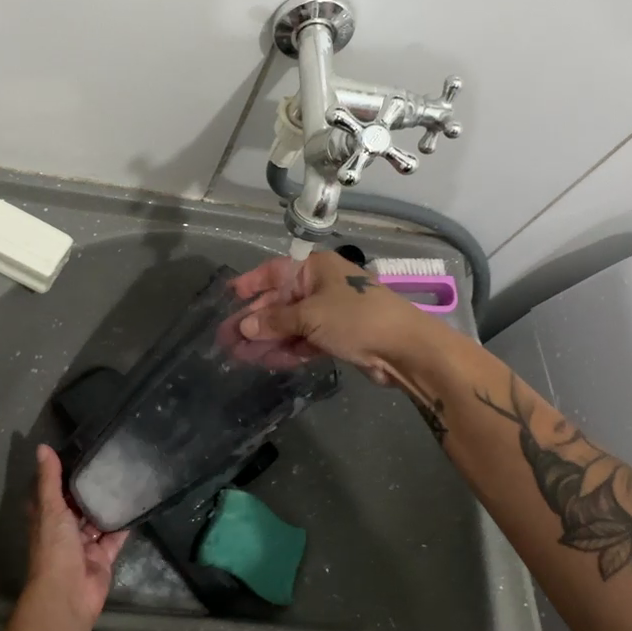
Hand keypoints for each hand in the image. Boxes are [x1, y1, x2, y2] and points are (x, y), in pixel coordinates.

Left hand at [25, 445, 128, 628]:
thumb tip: (42, 446)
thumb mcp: (50, 507)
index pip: (54, 490)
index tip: (81, 450)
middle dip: (90, 488)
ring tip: (126, 477)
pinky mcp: (102, 558)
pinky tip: (136, 504)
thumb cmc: (54, 547)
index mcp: (47, 518)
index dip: (64, 473)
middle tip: (111, 461)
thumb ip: (49, 479)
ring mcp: (84, 545)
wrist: (68, 594)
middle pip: (77, 505)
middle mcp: (64, 530)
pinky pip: (115, 537)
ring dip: (108, 505)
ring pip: (97, 520)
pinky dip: (123, 525)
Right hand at [230, 252, 442, 384]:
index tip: (228, 297)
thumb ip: (275, 321)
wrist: (405, 349)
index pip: (274, 272)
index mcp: (315, 268)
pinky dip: (286, 350)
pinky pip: (303, 341)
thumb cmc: (356, 318)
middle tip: (226, 339)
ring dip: (266, 340)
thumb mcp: (310, 316)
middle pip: (279, 302)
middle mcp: (320, 286)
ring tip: (239, 357)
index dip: (251, 284)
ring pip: (289, 325)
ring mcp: (329, 313)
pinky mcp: (336, 337)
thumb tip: (244, 326)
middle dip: (254, 321)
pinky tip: (265, 362)